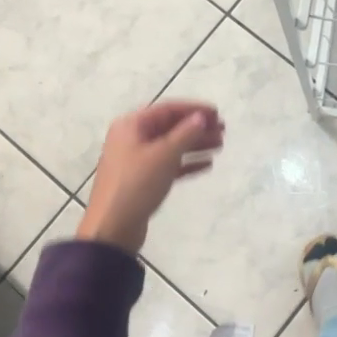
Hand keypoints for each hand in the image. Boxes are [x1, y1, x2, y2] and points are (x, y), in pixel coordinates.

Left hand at [77, 101, 223, 253]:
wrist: (112, 227)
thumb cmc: (137, 184)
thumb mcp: (164, 155)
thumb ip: (185, 133)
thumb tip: (201, 117)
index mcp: (131, 125)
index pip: (167, 109)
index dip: (193, 109)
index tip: (218, 114)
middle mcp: (132, 138)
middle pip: (169, 127)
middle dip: (197, 128)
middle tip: (223, 131)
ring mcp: (135, 161)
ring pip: (170, 147)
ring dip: (195, 145)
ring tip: (220, 146)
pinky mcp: (141, 181)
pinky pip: (167, 165)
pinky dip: (185, 163)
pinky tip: (206, 165)